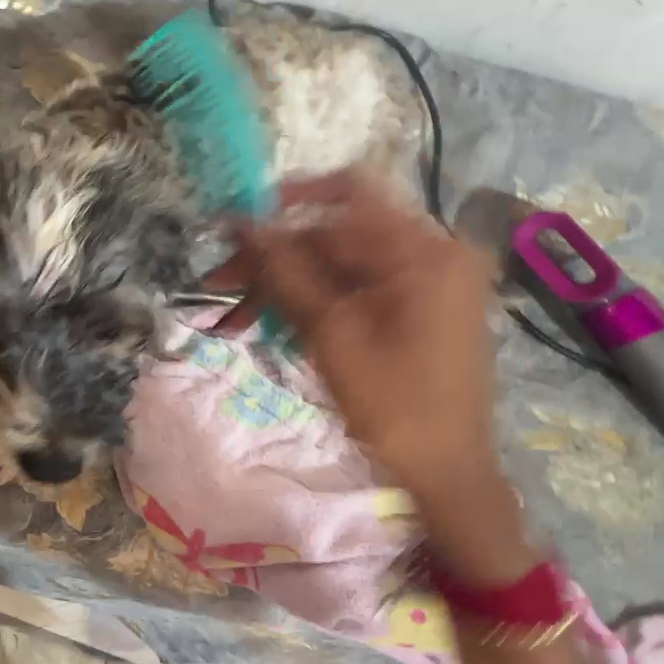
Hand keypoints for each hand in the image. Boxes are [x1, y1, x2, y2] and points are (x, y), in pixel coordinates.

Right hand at [209, 170, 535, 580]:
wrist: (447, 472)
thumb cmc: (395, 403)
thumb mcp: (331, 332)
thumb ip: (284, 270)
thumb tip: (240, 222)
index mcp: (423, 250)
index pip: (349, 191)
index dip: (286, 199)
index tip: (235, 223)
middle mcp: (428, 254)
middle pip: (333, 235)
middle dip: (271, 258)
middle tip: (216, 285)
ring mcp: (420, 283)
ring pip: (333, 266)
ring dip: (279, 286)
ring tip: (231, 318)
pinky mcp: (410, 310)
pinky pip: (348, 291)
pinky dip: (305, 305)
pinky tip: (266, 327)